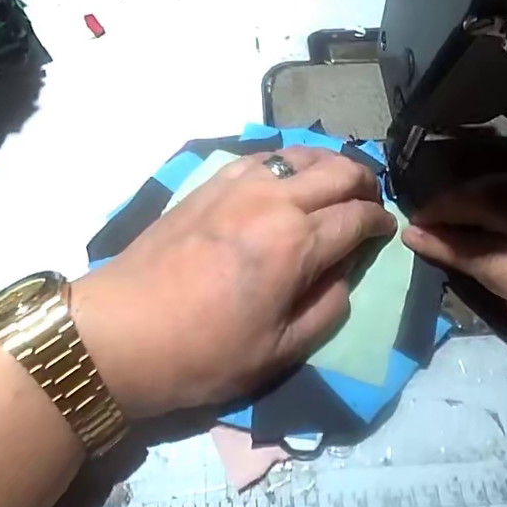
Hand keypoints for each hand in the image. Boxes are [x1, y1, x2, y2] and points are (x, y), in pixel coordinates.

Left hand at [70, 148, 394, 417]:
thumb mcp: (279, 351)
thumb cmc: (203, 351)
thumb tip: (344, 273)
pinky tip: (288, 177)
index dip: (380, 221)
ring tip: (338, 182)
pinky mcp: (211, 184)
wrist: (119, 333)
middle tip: (370, 200)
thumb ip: (327, 307)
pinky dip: (289, 161)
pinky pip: (263, 157)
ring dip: (330, 164)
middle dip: (365, 183)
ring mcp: (240, 186)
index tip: (387, 229)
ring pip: (302, 154)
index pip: (357, 217)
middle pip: (338, 173)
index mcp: (298, 243)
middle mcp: (276, 201)